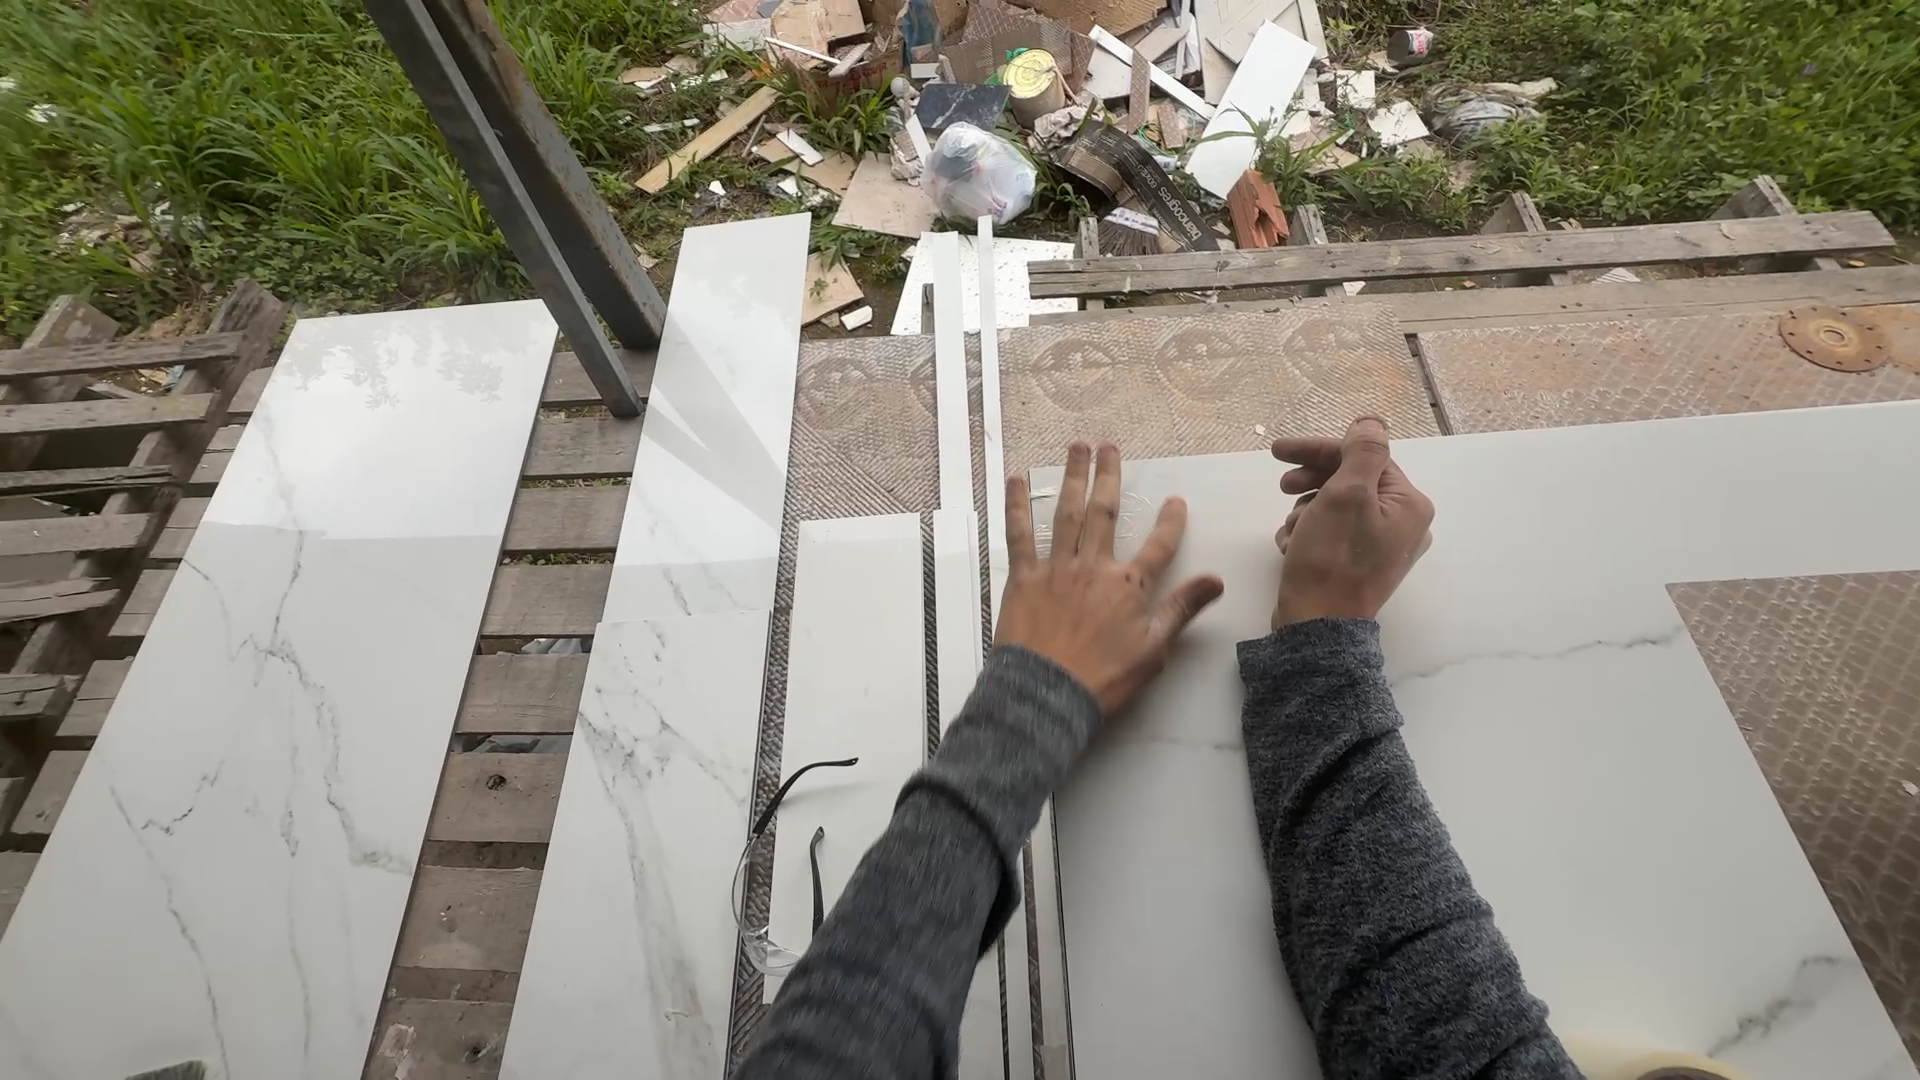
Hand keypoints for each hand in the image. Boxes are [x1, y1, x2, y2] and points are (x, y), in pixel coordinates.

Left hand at [996, 442, 1224, 715]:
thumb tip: (1216, 581)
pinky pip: (1020, 534)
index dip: (1170, 523)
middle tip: (1109, 447)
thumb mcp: (1154, 650)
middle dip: (1109, 477)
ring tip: (1077, 448)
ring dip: (1073, 478)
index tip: (1176, 501)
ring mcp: (1057, 568)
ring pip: (1067, 514)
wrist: (1048, 694)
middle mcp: (1093, 568)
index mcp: (1128, 586)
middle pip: (1105, 513)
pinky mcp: (1024, 577)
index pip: (1158, 547)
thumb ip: (1182, 609)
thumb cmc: (1103, 679)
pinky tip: (1016, 480)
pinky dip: (1017, 505)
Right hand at [1268, 417, 1433, 627]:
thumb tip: (1371, 421)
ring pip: (1336, 508)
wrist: (1318, 625)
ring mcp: (1381, 549)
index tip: (1278, 451)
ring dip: (1306, 511)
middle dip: (1312, 483)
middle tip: (1281, 487)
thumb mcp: (1345, 495)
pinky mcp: (1357, 567)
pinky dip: (1308, 533)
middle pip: (1351, 482)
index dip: (1319, 451)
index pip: (1363, 458)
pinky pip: (1332, 534)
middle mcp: (1403, 525)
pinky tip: (1292, 546)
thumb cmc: (1332, 558)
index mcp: (1408, 505)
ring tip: (1291, 530)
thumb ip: (1361, 452)